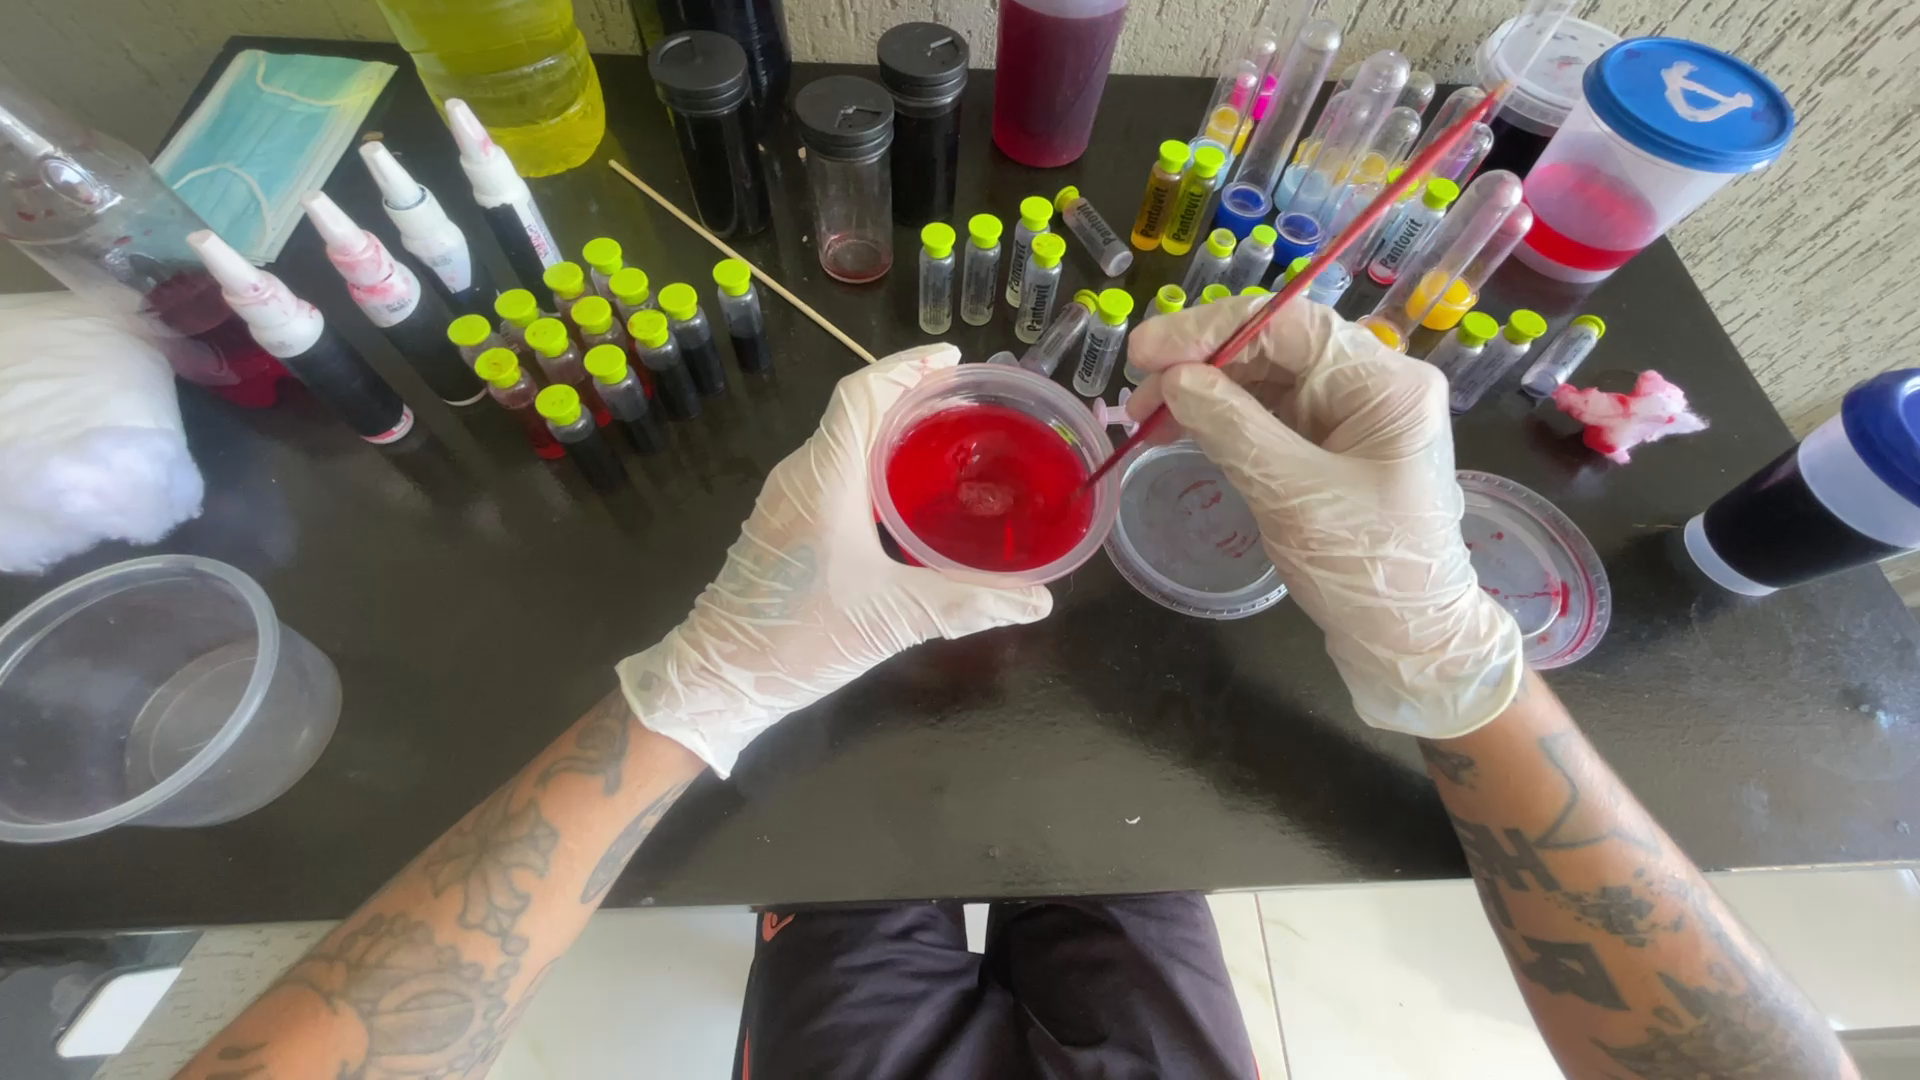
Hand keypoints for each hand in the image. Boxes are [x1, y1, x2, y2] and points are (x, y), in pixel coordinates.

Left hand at [617, 345, 1053, 775]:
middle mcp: (801, 476)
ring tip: (947, 442)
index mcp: (823, 477)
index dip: (906, 367)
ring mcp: (787, 501)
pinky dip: (874, 464)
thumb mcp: (891, 617)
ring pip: (843, 443)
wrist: (716, 678)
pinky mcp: (784, 526)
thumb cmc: (797, 637)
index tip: (951, 359)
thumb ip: (967, 604)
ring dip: (891, 430)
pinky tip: (905, 496)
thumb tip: (1040, 601)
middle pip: (856, 411)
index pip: (861, 394)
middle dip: (910, 395)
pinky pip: (835, 473)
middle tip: (968, 406)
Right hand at [1126, 296, 1520, 737]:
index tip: (1145, 351)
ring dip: (1198, 391)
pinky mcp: (1321, 446)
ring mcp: (1343, 416)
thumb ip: (1233, 429)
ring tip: (1144, 416)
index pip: (1289, 324)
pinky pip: (1260, 415)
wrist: (1405, 638)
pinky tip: (1176, 429)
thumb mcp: (1294, 496)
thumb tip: (1174, 381)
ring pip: (1259, 380)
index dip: (1211, 329)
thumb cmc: (1365, 568)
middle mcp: (1366, 386)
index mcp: (1383, 384)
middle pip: (1271, 346)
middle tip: (1136, 391)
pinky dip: (1214, 419)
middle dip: (1198, 361)